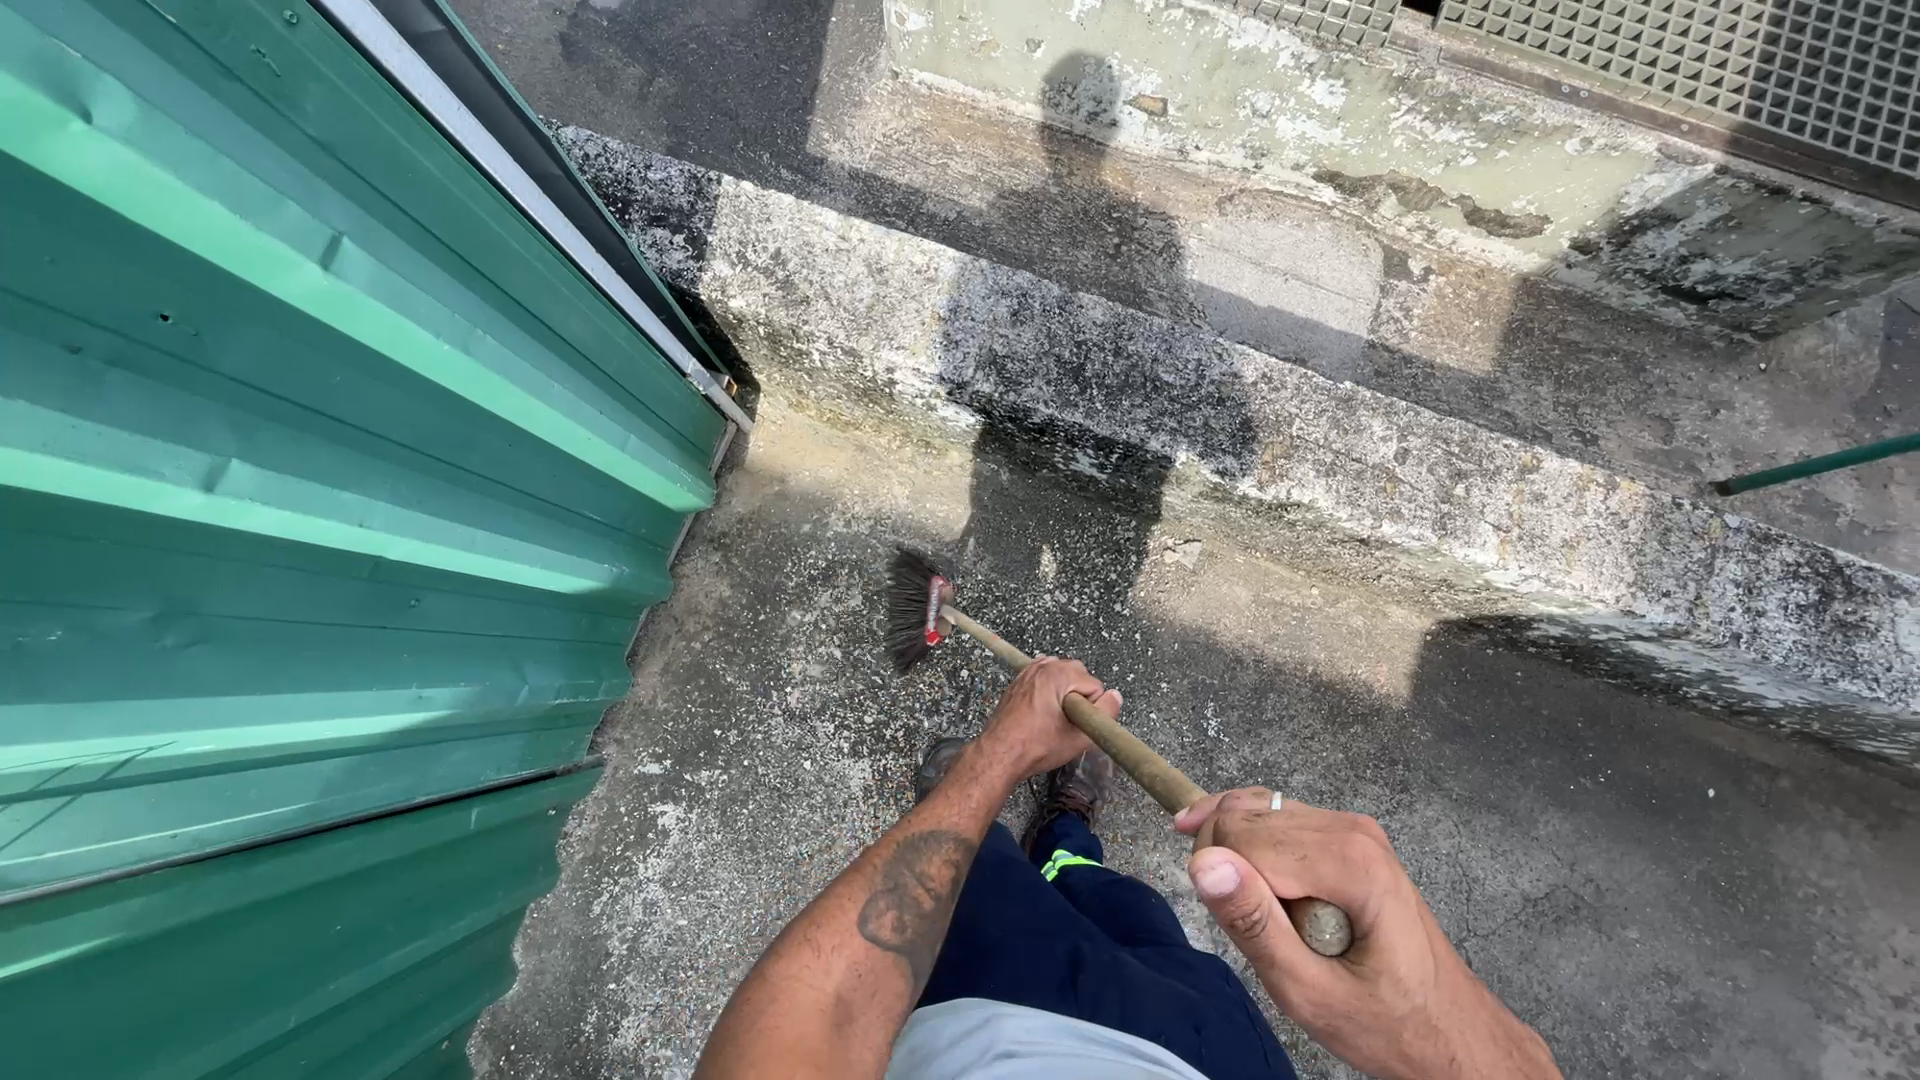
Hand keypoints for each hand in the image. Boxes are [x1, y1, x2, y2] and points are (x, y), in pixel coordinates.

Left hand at [977, 656, 1117, 777]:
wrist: (1000, 753)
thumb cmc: (1035, 746)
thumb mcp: (1080, 736)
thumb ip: (1105, 714)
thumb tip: (1115, 697)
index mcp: (1058, 675)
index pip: (1095, 685)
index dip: (1093, 708)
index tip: (1079, 725)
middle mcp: (1043, 667)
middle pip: (1079, 675)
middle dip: (1080, 697)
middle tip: (1070, 722)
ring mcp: (1029, 672)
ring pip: (1062, 675)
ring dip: (1065, 693)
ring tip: (1057, 718)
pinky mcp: (1020, 681)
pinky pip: (1044, 677)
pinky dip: (1050, 689)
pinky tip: (1046, 710)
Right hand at [1174, 789, 1560, 1079]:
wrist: (1453, 1032)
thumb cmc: (1386, 1024)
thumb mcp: (1309, 992)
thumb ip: (1254, 924)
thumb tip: (1203, 863)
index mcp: (1349, 861)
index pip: (1238, 835)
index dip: (1216, 878)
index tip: (1231, 927)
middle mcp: (1349, 827)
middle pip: (1243, 817)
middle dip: (1221, 861)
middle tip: (1238, 923)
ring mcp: (1350, 826)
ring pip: (1251, 809)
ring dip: (1228, 847)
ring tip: (1236, 902)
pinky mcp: (1346, 833)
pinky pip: (1273, 815)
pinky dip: (1244, 834)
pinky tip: (1226, 858)